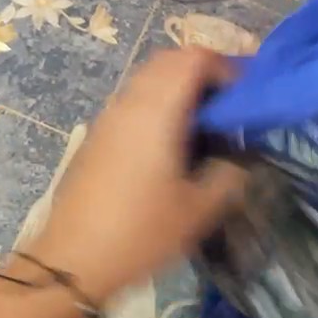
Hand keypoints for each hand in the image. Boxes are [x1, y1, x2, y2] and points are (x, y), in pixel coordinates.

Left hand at [23, 48, 246, 301]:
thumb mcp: (199, 210)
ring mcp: (110, 115)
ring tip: (205, 124)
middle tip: (229, 107)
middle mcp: (131, 101)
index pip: (194, 58)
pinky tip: (172, 141)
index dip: (226, 67)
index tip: (245, 98)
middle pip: (170, 59)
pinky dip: (160, 101)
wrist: (72, 260)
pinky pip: (135, 97)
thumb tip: (241, 154)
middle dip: (204, 72)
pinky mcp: (98, 132)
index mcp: (157, 109)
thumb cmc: (140, 233)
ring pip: (150, 77)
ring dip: (180, 86)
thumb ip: (229, 173)